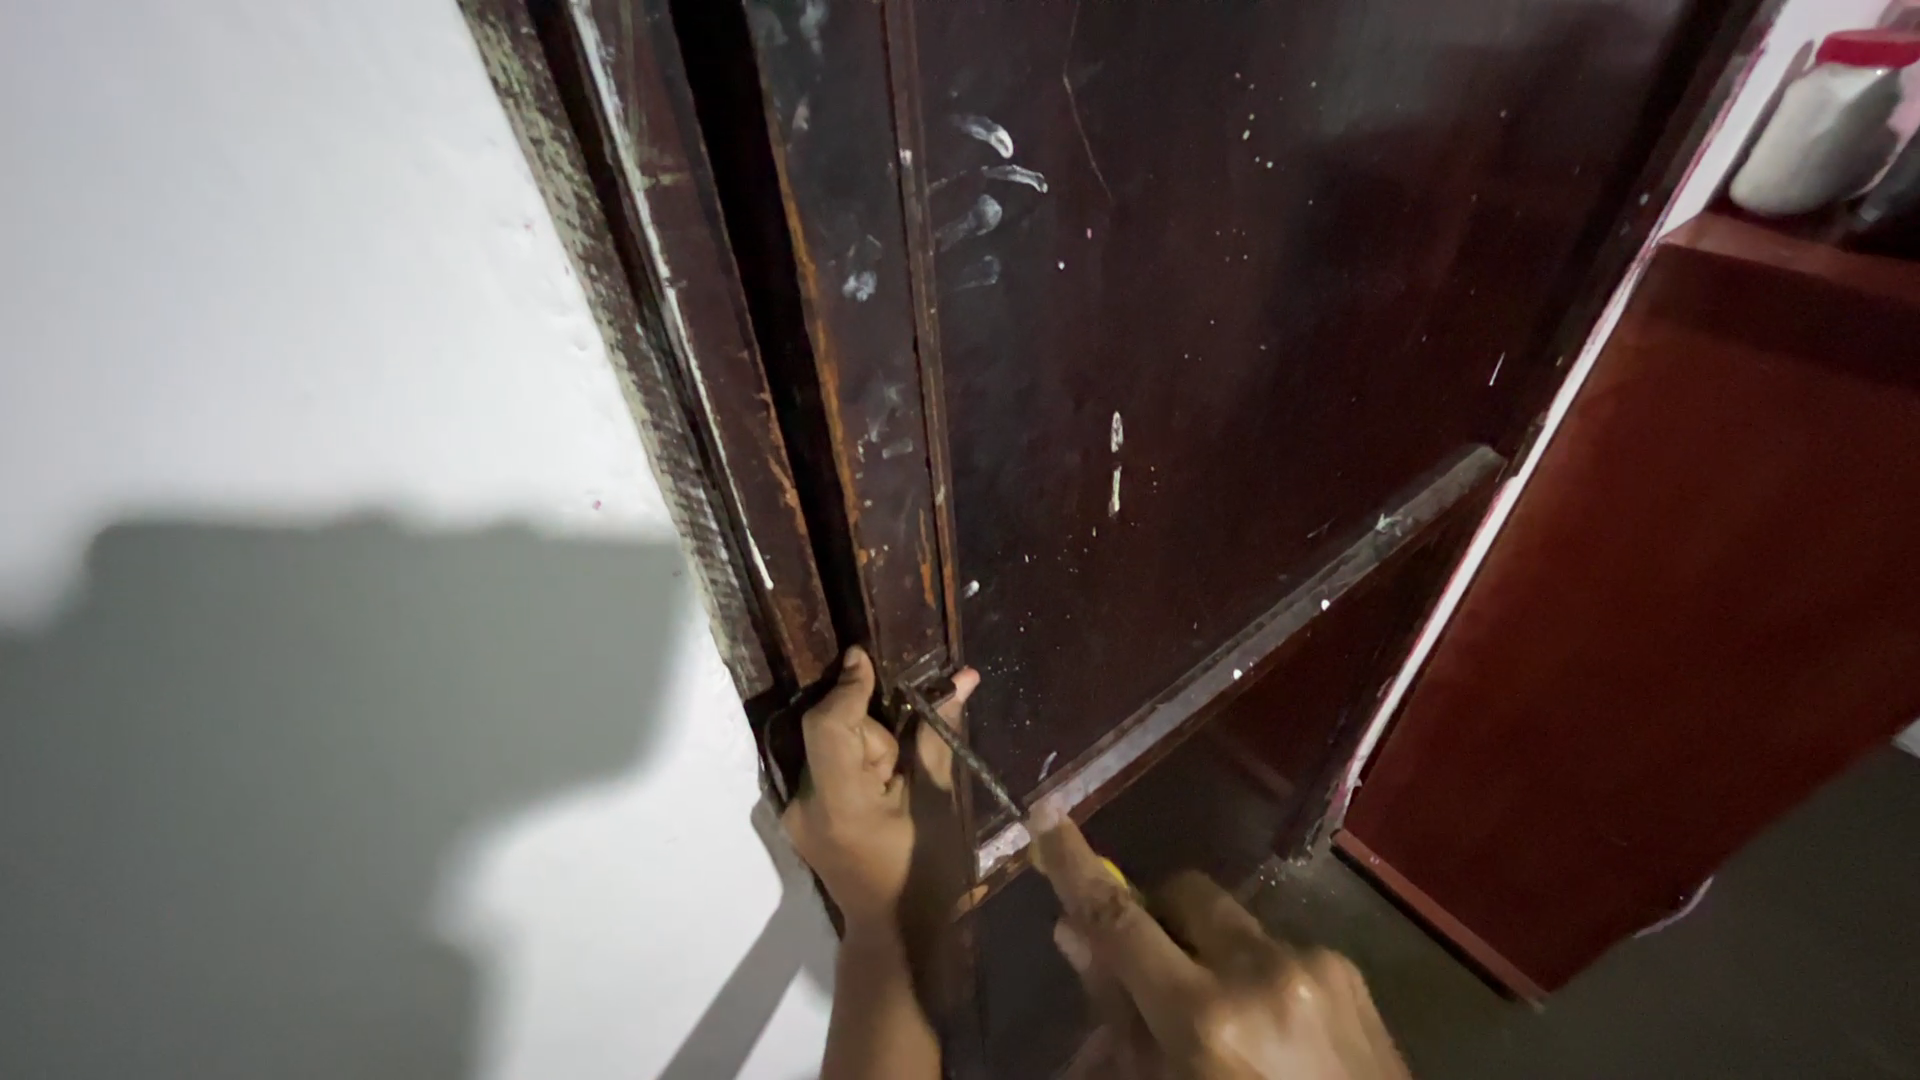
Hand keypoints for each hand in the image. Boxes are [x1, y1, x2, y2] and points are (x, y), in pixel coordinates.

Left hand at [781, 646, 979, 935]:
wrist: (896, 933)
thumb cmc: (926, 871)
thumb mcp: (939, 800)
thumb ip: (939, 734)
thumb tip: (962, 678)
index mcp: (839, 803)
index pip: (828, 725)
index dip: (847, 687)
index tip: (863, 656)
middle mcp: (804, 803)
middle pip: (832, 732)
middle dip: (871, 730)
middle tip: (903, 763)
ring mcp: (796, 812)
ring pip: (828, 747)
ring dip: (862, 747)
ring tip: (894, 783)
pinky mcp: (799, 816)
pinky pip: (824, 765)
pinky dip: (850, 759)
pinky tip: (878, 782)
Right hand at [1033, 814, 1409, 1079]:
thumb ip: (1121, 1014)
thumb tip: (1074, 934)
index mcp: (1207, 1022)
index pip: (1120, 922)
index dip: (1076, 867)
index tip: (1046, 815)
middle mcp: (1260, 974)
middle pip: (1179, 892)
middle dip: (1156, 913)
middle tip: (1152, 966)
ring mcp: (1313, 964)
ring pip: (1226, 918)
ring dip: (1207, 947)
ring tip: (1225, 1015)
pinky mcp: (1347, 969)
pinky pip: (1273, 944)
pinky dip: (1253, 969)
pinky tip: (1274, 1027)